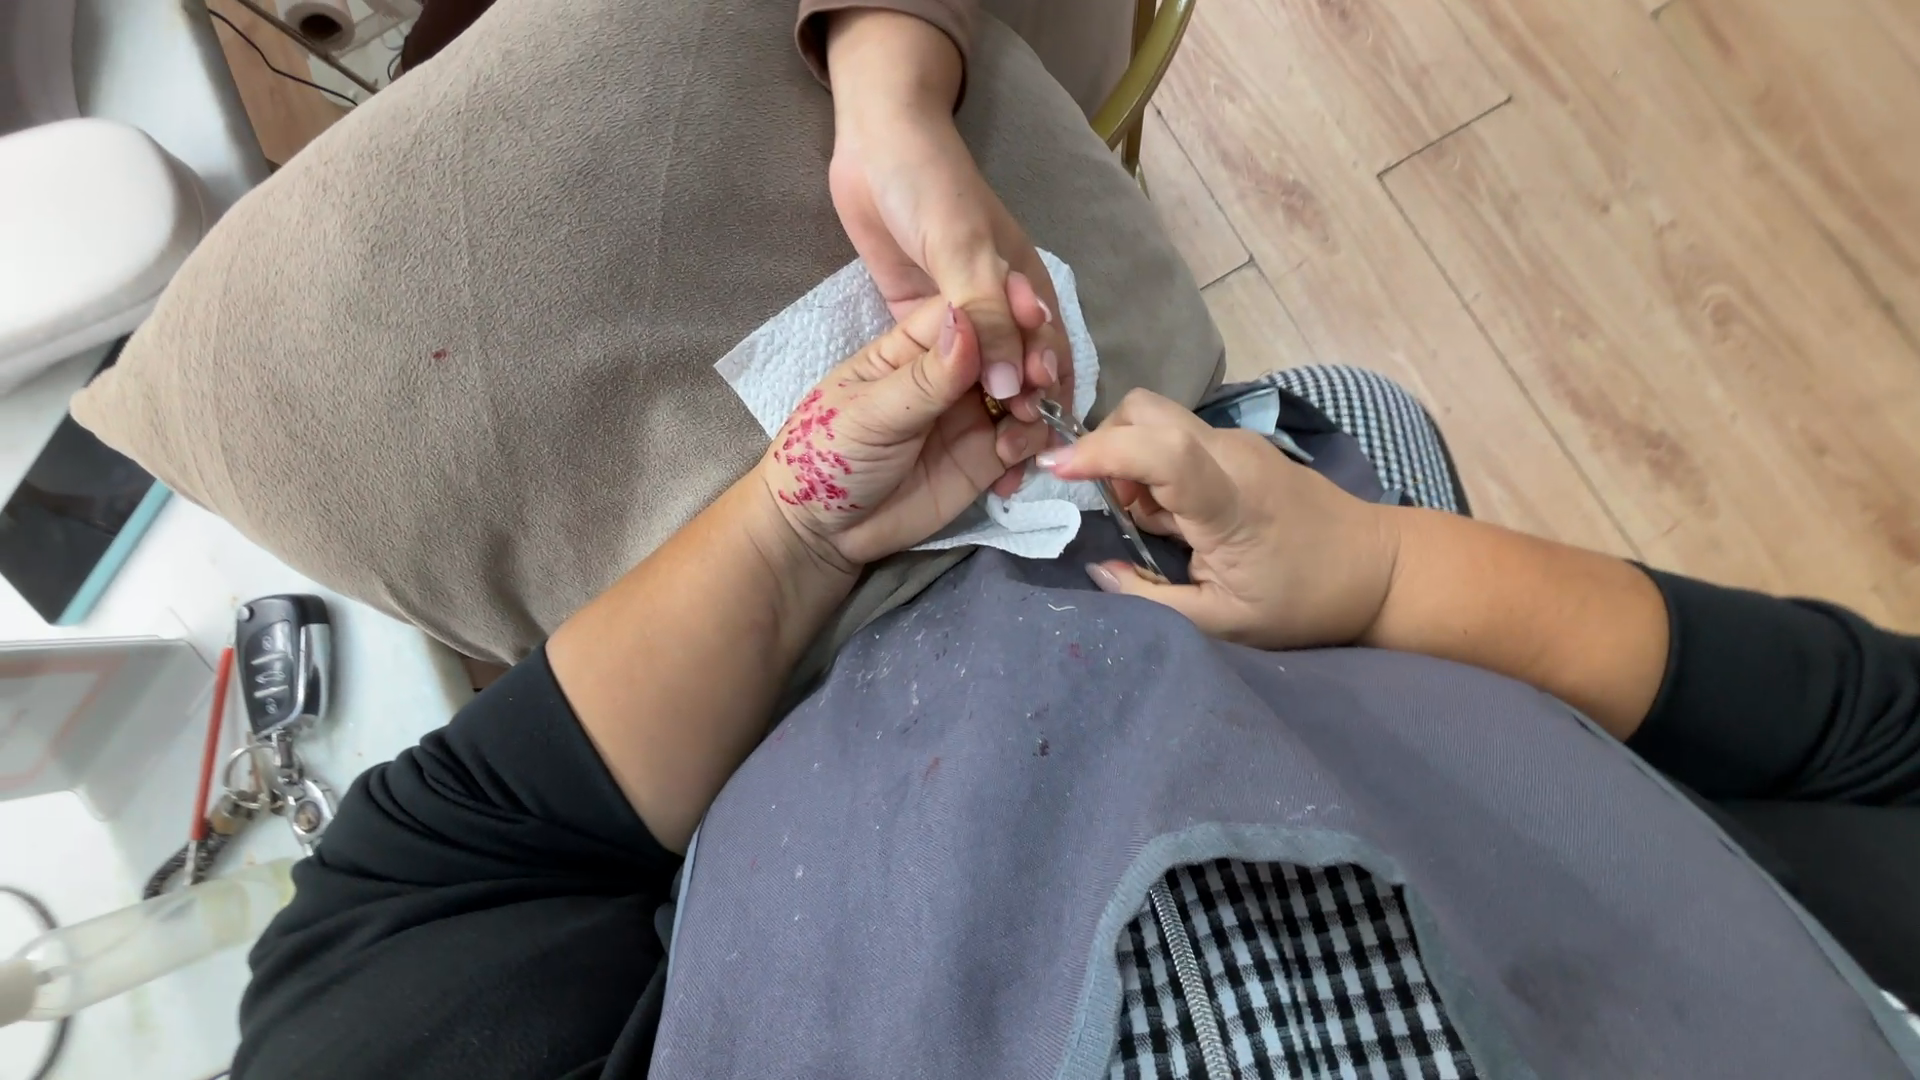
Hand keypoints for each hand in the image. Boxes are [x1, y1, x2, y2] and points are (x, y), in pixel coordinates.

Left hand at [757, 298, 1050, 569]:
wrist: (826, 531)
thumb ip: (925, 376)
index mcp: (916, 346)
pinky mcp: (986, 457)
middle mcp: (953, 373)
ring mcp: (972, 414)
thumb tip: (967, 319)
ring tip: (1023, 422)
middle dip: (1029, 359)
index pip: (969, 311)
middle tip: (1034, 384)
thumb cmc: (830, 457)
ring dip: (1036, 401)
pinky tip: (1013, 456)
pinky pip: (1024, 439)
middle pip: (1007, 348)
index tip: (1029, 320)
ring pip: (1025, 392)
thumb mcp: (872, 412)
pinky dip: (1032, 441)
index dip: (1002, 310)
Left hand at [824, 10, 1071, 419]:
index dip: (1048, 393)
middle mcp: (999, 316)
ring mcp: (964, 331)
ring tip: (1005, 471)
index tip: (1033, 425)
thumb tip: (1014, 388)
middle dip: (1028, 419)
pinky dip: (969, 418)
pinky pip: (956, 386)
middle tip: (1017, 457)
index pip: (1049, 354)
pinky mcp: (930, 339)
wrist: (872, 147)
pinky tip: (974, 451)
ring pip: (992, 389)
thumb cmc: (925, 189)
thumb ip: (985, 320)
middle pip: (1025, 380)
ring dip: (1002, 426)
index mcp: (1023, 291)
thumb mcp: (959, 252)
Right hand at [1037, 389, 1403, 648]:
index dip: (1102, 452)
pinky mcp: (1238, 447)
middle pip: (1146, 410)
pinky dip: (1152, 465)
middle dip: (1105, 444)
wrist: (1379, 566)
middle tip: (1111, 501)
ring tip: (1148, 518)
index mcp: (1230, 503)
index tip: (1054, 468)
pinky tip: (1172, 512)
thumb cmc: (1304, 600)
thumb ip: (1150, 599)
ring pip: (1155, 420)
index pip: (1160, 452)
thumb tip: (1096, 569)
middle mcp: (1231, 456)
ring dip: (1128, 458)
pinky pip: (1174, 438)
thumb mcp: (1223, 621)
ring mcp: (1237, 444)